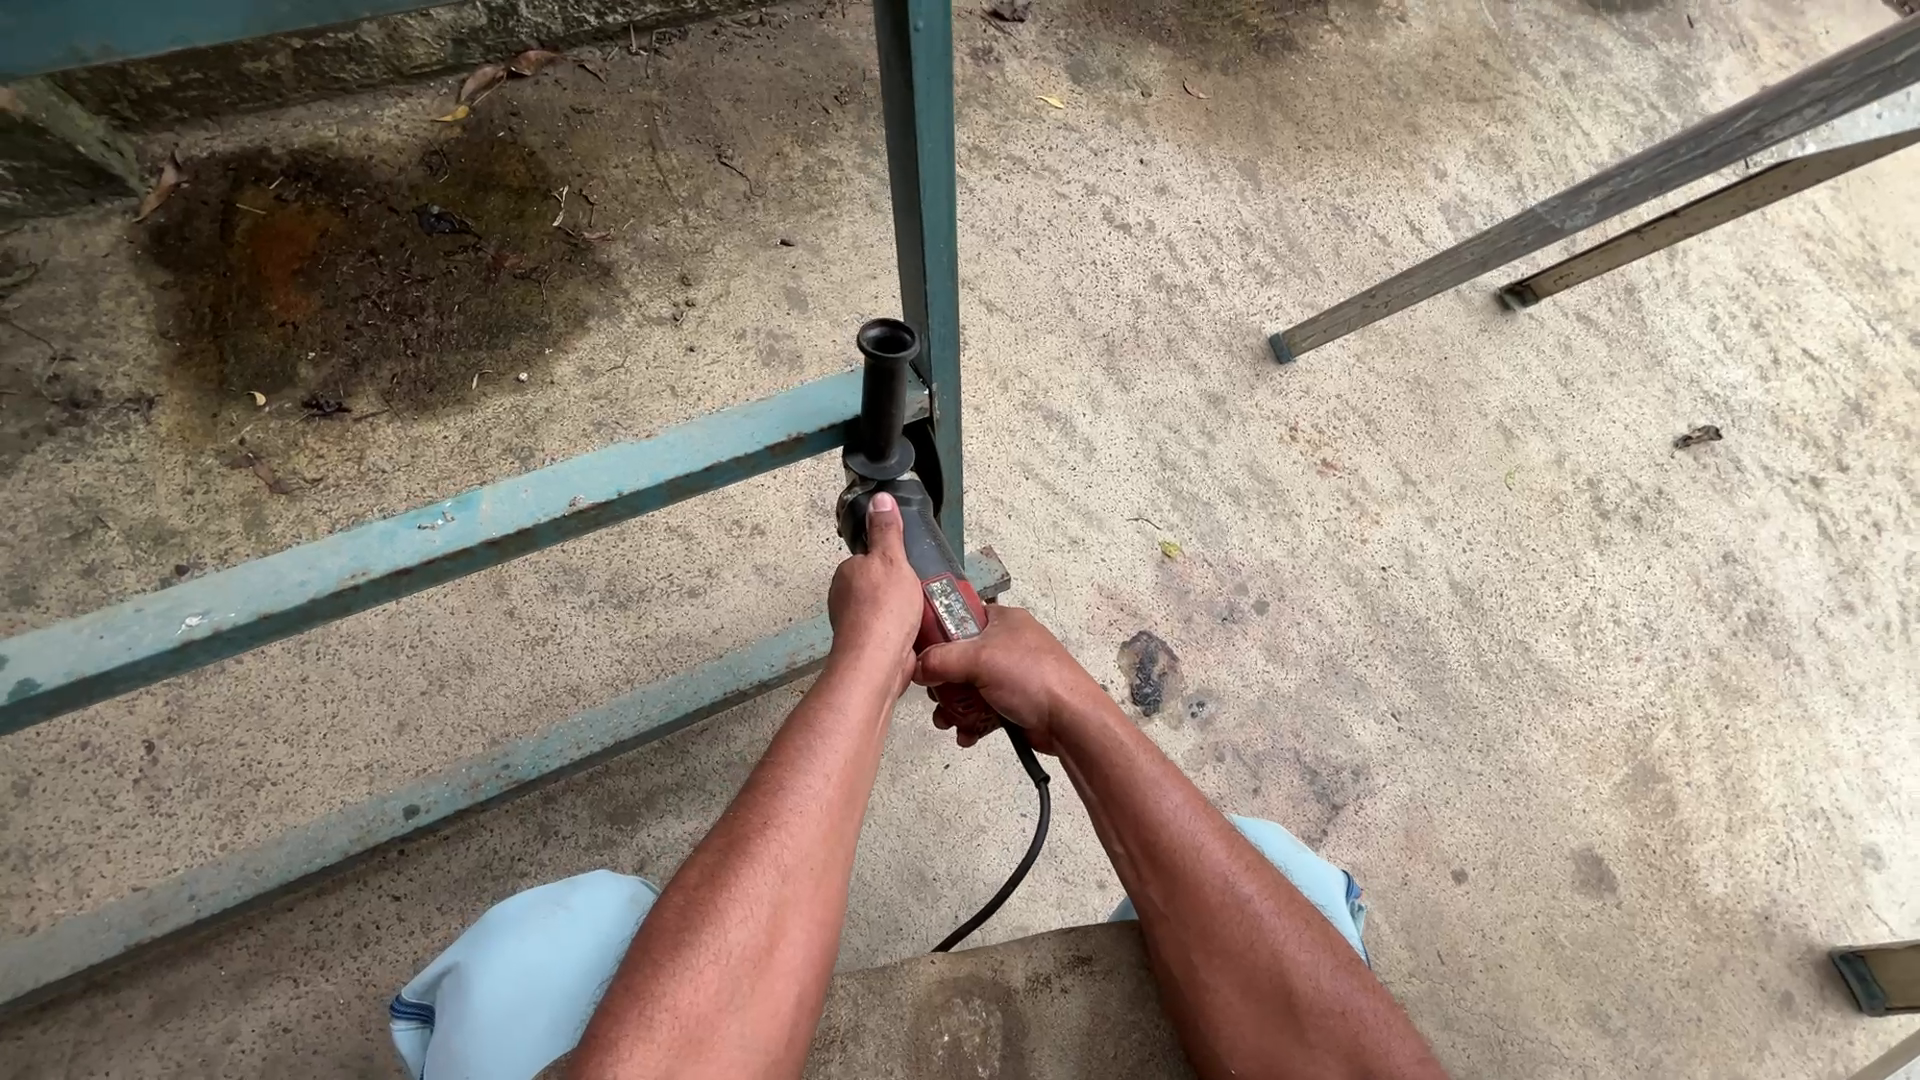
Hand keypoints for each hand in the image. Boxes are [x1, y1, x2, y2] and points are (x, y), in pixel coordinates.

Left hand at [826, 491, 923, 694]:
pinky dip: (906, 631)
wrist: (879, 661)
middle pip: (881, 584)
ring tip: (922, 612)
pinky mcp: (870, 645)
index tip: (909, 566)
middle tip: (919, 589)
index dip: (893, 561)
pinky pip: (892, 631)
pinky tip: (918, 631)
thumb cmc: (882, 610)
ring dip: (905, 611)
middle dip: (901, 588)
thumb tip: (880, 500)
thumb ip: (887, 530)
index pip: (871, 557)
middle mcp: (846, 597)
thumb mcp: (892, 559)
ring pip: (887, 609)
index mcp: (847, 572)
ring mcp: (857, 623)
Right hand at [912, 605, 1104, 755]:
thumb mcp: (979, 658)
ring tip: (947, 722)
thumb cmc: (1030, 676)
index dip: (938, 633)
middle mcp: (1006, 643)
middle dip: (943, 681)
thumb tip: (916, 668)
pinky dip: (971, 721)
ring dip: (953, 706)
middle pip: (959, 657)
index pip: (961, 616)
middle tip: (935, 695)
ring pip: (968, 687)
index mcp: (1002, 620)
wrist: (1069, 720)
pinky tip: (967, 735)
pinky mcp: (1014, 702)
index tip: (921, 653)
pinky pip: (982, 708)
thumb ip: (941, 659)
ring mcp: (1011, 674)